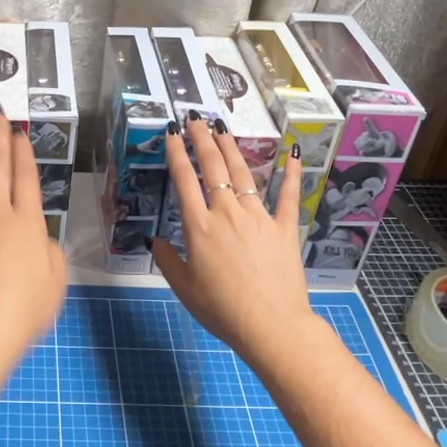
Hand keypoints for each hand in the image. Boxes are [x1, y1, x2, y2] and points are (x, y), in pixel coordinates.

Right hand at [153, 119, 319, 363]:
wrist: (270, 326)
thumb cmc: (222, 310)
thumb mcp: (184, 288)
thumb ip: (167, 260)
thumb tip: (154, 240)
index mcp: (199, 226)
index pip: (184, 180)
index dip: (177, 153)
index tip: (173, 133)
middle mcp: (227, 213)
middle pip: (212, 167)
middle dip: (202, 139)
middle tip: (195, 120)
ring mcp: (258, 217)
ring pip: (243, 174)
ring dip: (231, 148)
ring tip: (223, 129)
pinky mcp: (284, 228)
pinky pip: (289, 197)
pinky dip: (291, 175)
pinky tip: (293, 155)